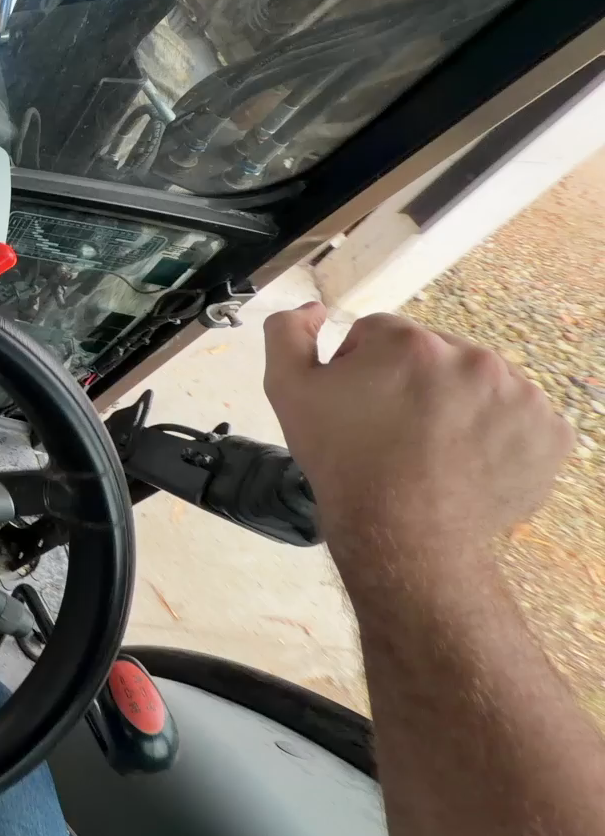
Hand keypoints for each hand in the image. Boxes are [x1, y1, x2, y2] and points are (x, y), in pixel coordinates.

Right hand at [262, 303, 572, 579]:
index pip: (376, 331)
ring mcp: (522, 396)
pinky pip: (511, 414)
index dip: (353, 363)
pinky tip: (456, 454)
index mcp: (411, 344)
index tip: (348, 399)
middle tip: (381, 422)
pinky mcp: (551, 432)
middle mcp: (475, 358)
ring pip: (472, 382)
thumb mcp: (286, 388)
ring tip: (421, 441)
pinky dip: (485, 428)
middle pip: (428, 352)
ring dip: (447, 400)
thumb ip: (287, 333)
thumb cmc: (339, 454)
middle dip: (404, 378)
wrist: (402, 525)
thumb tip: (314, 310)